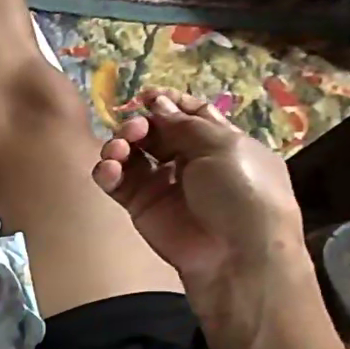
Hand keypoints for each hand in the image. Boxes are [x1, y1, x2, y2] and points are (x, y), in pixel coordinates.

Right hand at [92, 90, 305, 296]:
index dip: (168, 104)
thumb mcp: (223, 147)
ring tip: (118, 151)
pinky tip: (108, 171)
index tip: (147, 97)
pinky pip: (117, 183)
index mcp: (219, 142)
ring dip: (119, 146)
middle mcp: (189, 161)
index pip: (188, 115)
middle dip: (139, 125)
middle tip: (134, 130)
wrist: (234, 252)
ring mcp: (162, 184)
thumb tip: (157, 104)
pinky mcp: (140, 206)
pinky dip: (108, 173)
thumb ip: (184, 124)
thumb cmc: (241, 192)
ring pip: (131, 156)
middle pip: (154, 133)